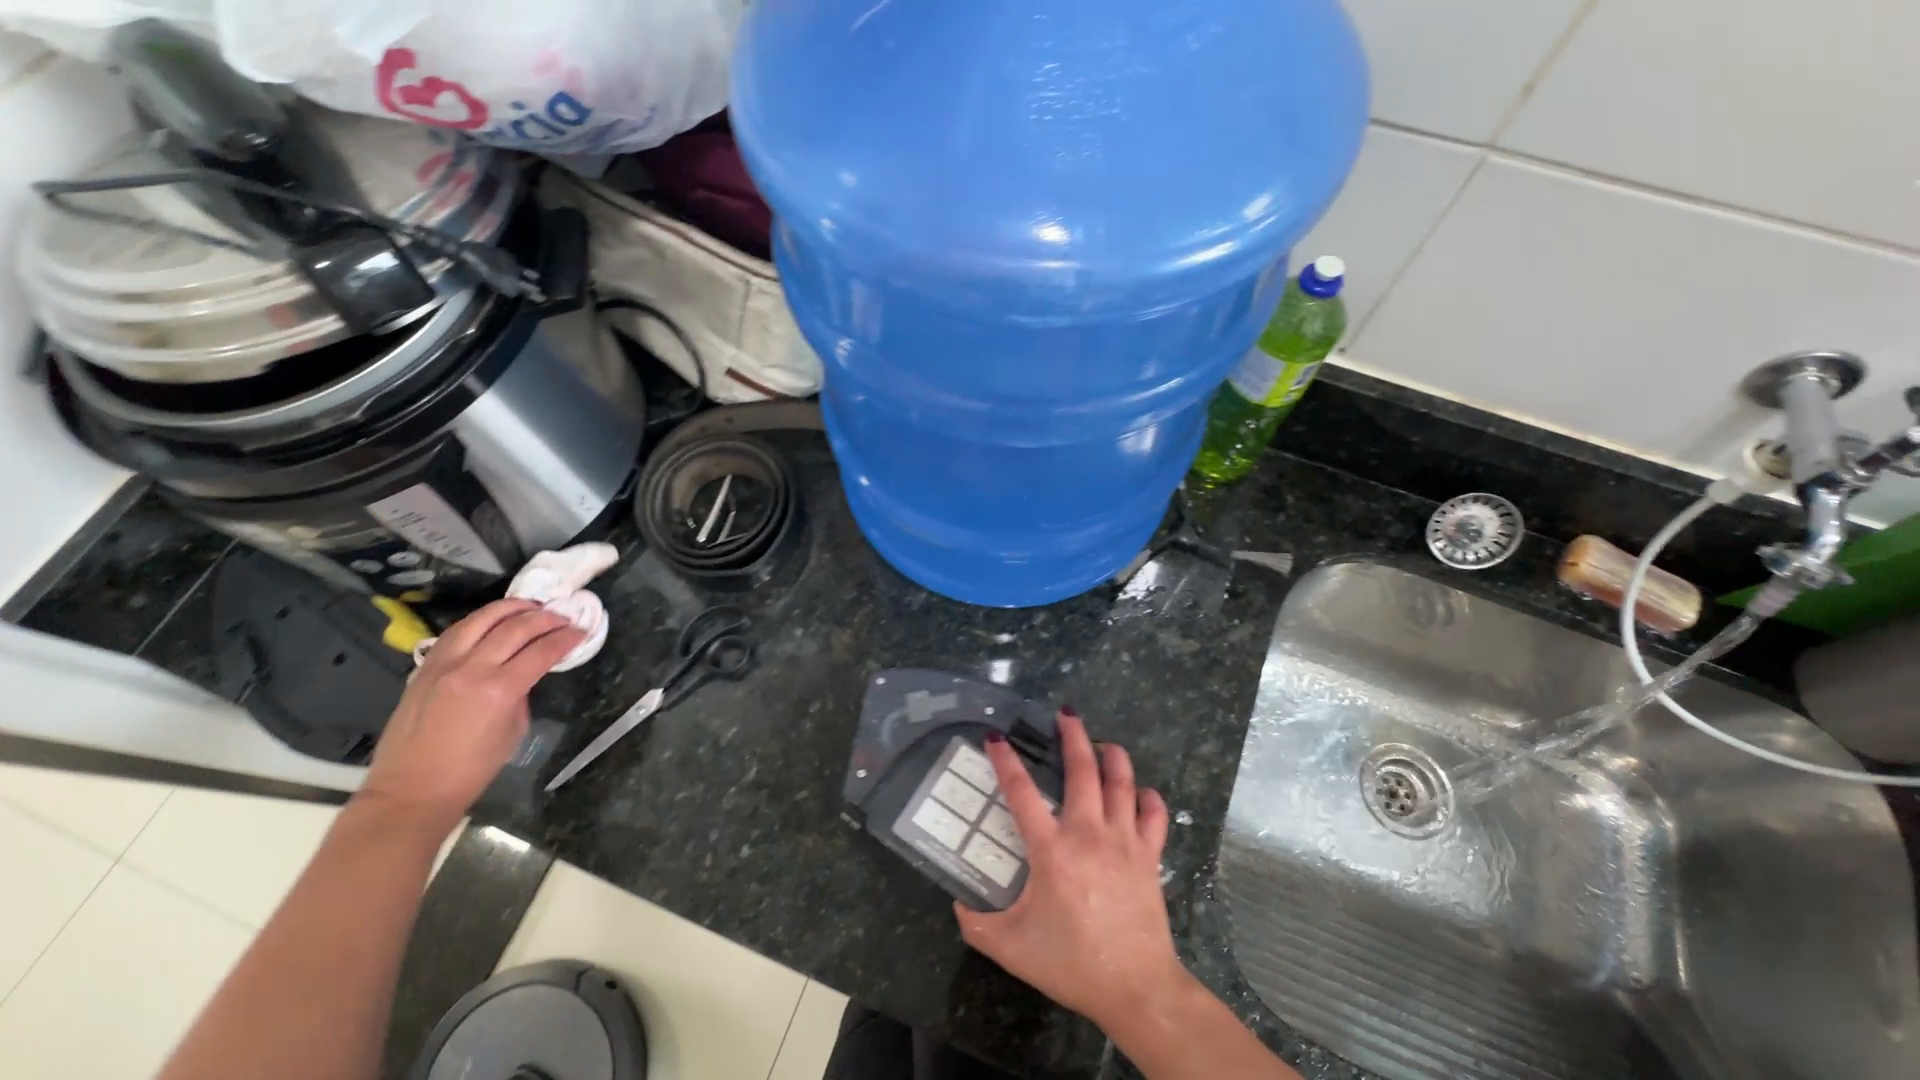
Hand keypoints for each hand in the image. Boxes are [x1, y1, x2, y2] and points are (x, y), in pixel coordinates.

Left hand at [358, 600, 583, 827]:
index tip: (581, 632)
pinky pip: (456, 631)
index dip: (566, 638)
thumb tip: (523, 674)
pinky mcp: (425, 666)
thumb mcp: (512, 732)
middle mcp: (472, 668)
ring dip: (511, 608)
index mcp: (500, 690)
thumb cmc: (471, 771)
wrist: (412, 788)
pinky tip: (493, 620)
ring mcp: (444, 664)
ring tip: (531, 607)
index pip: (542, 651)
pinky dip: (480, 620)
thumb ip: (520, 695)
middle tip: (563, 617)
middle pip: (516, 627)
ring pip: (482, 619)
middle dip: (545, 618)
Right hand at [953, 709, 1183, 1031]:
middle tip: (1065, 714)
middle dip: (1073, 736)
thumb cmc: (1070, 964)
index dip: (1006, 761)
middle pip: (1083, 769)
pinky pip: (1154, 814)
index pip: (1022, 793)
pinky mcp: (1150, 856)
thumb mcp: (1009, 947)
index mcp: (1051, 851)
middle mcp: (1089, 834)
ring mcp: (1125, 842)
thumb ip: (976, 923)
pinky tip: (1140, 792)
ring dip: (1112, 755)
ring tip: (1102, 742)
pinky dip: (1148, 796)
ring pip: (1122, 782)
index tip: (997, 737)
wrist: (1135, 987)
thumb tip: (958, 902)